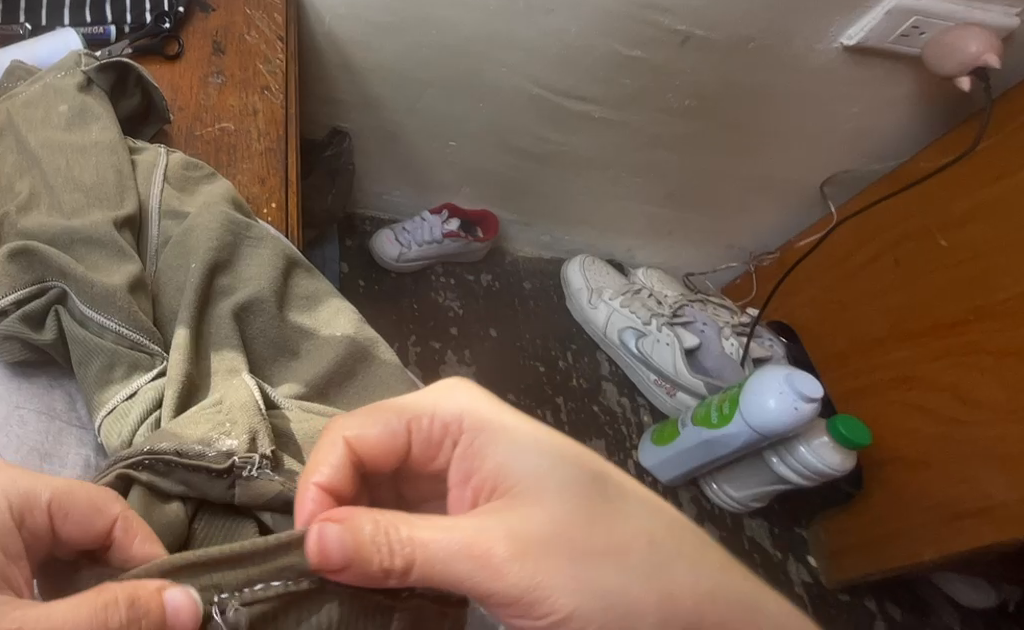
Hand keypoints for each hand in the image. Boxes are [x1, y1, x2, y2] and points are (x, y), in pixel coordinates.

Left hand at [0, 460, 202, 629]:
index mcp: (10, 490)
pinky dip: (54, 609)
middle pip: (83, 535)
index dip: (150, 563)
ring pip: (58, 561)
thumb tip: (194, 602)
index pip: (106, 512)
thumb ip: (111, 618)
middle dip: (119, 588)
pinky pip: (26, 578)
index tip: (187, 617)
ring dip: (88, 603)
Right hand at [294, 378, 814, 629]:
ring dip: (360, 538)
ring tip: (344, 587)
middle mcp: (446, 429)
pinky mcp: (474, 509)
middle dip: (338, 515)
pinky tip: (380, 586)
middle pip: (361, 461)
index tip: (307, 554)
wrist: (717, 623)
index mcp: (448, 413)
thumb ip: (394, 547)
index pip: (353, 436)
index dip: (320, 488)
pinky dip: (390, 552)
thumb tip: (307, 543)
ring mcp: (461, 469)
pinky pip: (409, 519)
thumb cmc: (608, 573)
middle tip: (322, 578)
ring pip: (380, 493)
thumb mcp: (495, 562)